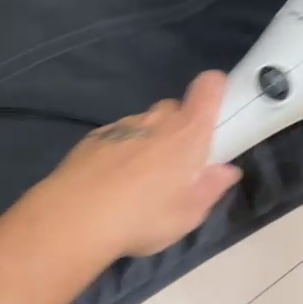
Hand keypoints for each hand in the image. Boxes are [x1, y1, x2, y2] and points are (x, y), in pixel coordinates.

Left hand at [34, 72, 240, 258]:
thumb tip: (227, 170)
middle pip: (176, 109)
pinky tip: (112, 182)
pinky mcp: (95, 136)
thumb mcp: (188, 214)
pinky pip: (120, 136)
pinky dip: (121, 151)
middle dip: (181, 129)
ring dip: (149, 142)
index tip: (215, 111)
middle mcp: (156, 119)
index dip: (216, 89)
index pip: (209, 87)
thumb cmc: (144, 216)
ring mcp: (123, 125)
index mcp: (187, 133)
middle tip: (178, 165)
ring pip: (146, 123)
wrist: (76, 216)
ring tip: (140, 181)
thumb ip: (211, 188)